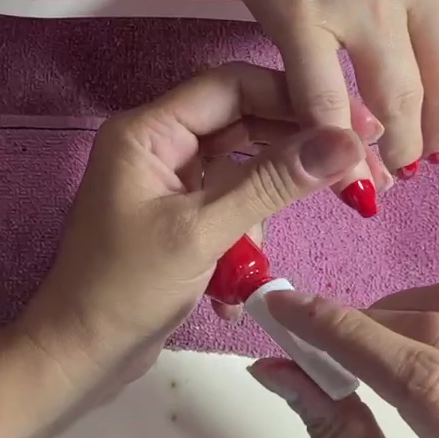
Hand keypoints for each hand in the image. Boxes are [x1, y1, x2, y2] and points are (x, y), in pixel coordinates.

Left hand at [15, 63, 369, 390]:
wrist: (81, 351)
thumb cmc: (125, 290)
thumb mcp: (201, 233)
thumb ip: (272, 183)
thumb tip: (345, 140)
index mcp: (146, 133)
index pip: (233, 86)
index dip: (295, 97)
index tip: (356, 123)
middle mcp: (156, 146)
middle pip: (243, 123)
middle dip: (294, 153)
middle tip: (356, 177)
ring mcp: (167, 182)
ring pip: (242, 169)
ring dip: (263, 208)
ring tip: (259, 255)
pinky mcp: (178, 217)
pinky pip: (229, 206)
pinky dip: (243, 237)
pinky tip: (240, 284)